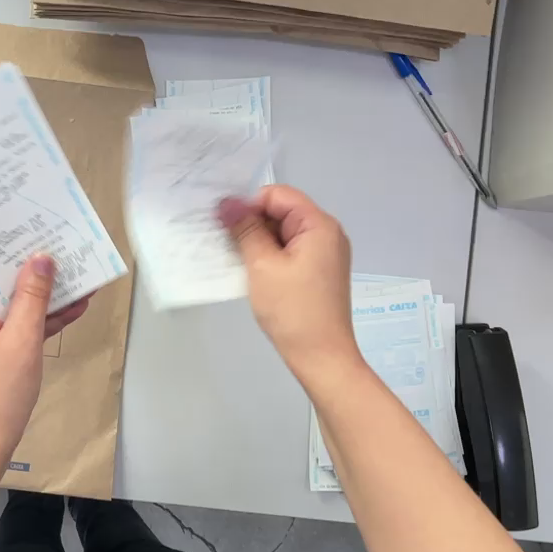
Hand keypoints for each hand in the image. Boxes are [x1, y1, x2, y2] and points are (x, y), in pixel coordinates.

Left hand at [0, 256, 90, 460]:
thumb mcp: (21, 339)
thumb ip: (32, 297)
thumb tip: (41, 258)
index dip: (10, 242)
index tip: (34, 222)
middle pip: (8, 279)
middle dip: (37, 265)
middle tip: (66, 241)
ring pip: (22, 300)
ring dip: (50, 291)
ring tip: (83, 270)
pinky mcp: (6, 346)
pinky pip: (28, 322)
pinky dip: (49, 316)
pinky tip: (78, 304)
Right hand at [219, 185, 360, 375]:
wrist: (320, 356)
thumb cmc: (292, 309)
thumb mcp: (262, 266)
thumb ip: (245, 230)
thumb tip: (227, 203)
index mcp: (318, 225)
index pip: (277, 195)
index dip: (249, 206)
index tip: (226, 228)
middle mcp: (326, 233)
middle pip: (281, 212)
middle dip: (252, 225)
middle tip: (226, 245)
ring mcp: (324, 254)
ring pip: (282, 234)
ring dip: (257, 243)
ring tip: (237, 261)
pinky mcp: (317, 272)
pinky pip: (288, 252)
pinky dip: (268, 257)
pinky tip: (252, 273)